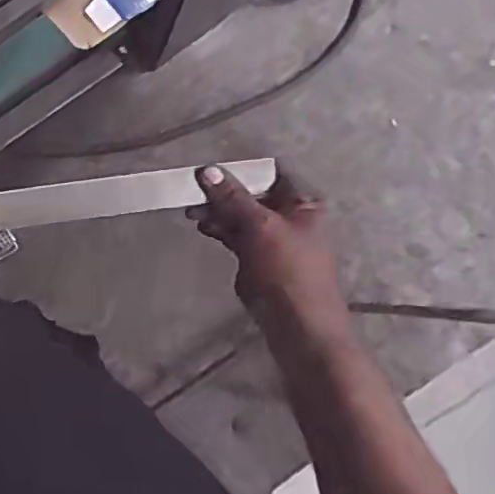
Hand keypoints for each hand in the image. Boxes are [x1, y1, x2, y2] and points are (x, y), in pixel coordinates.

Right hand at [193, 164, 352, 341]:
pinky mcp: (258, 256)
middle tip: (193, 192)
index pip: (270, 173)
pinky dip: (220, 228)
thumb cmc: (287, 270)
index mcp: (302, 203)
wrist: (297, 324)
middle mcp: (289, 217)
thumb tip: (208, 170)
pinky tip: (203, 226)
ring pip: (240, 215)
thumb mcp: (260, 226)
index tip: (209, 168)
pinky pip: (236, 234)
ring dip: (217, 211)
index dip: (241, 169)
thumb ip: (233, 198)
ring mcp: (273, 238)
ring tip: (192, 212)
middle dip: (223, 192)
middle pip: (252, 194)